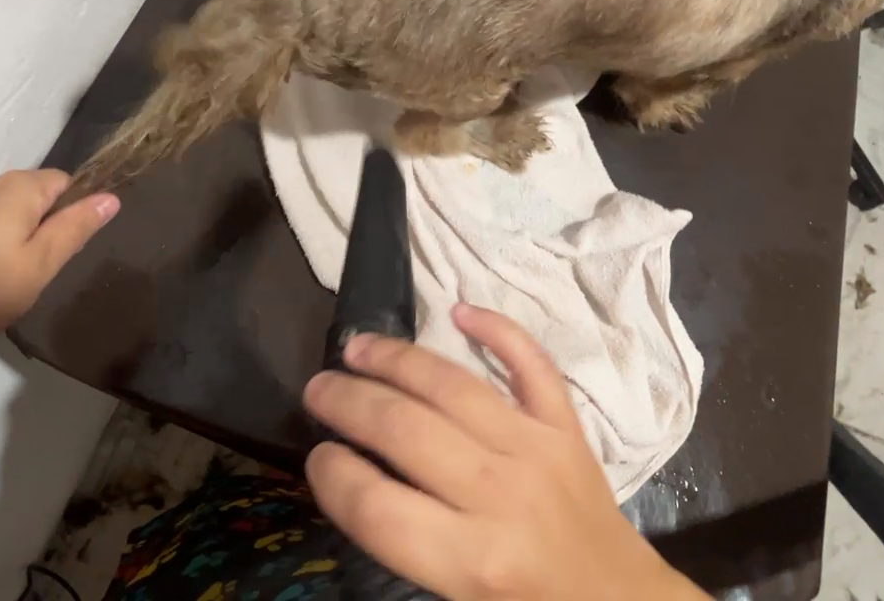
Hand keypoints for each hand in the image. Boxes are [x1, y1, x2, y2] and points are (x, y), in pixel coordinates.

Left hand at [0, 169, 117, 346]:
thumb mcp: (42, 263)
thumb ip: (77, 227)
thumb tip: (111, 197)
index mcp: (20, 189)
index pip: (63, 181)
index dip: (71, 209)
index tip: (63, 245)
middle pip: (29, 191)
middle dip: (39, 218)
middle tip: (36, 264)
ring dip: (7, 228)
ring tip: (1, 272)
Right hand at [304, 305, 706, 600]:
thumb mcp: (457, 596)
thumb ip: (406, 537)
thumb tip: (356, 469)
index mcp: (471, 562)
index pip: (378, 508)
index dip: (334, 475)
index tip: (316, 454)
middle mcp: (500, 496)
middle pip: (406, 432)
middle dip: (349, 404)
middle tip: (317, 387)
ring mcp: (537, 450)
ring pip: (454, 387)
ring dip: (398, 361)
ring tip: (358, 346)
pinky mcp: (567, 426)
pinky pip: (532, 365)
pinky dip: (498, 330)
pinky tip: (460, 311)